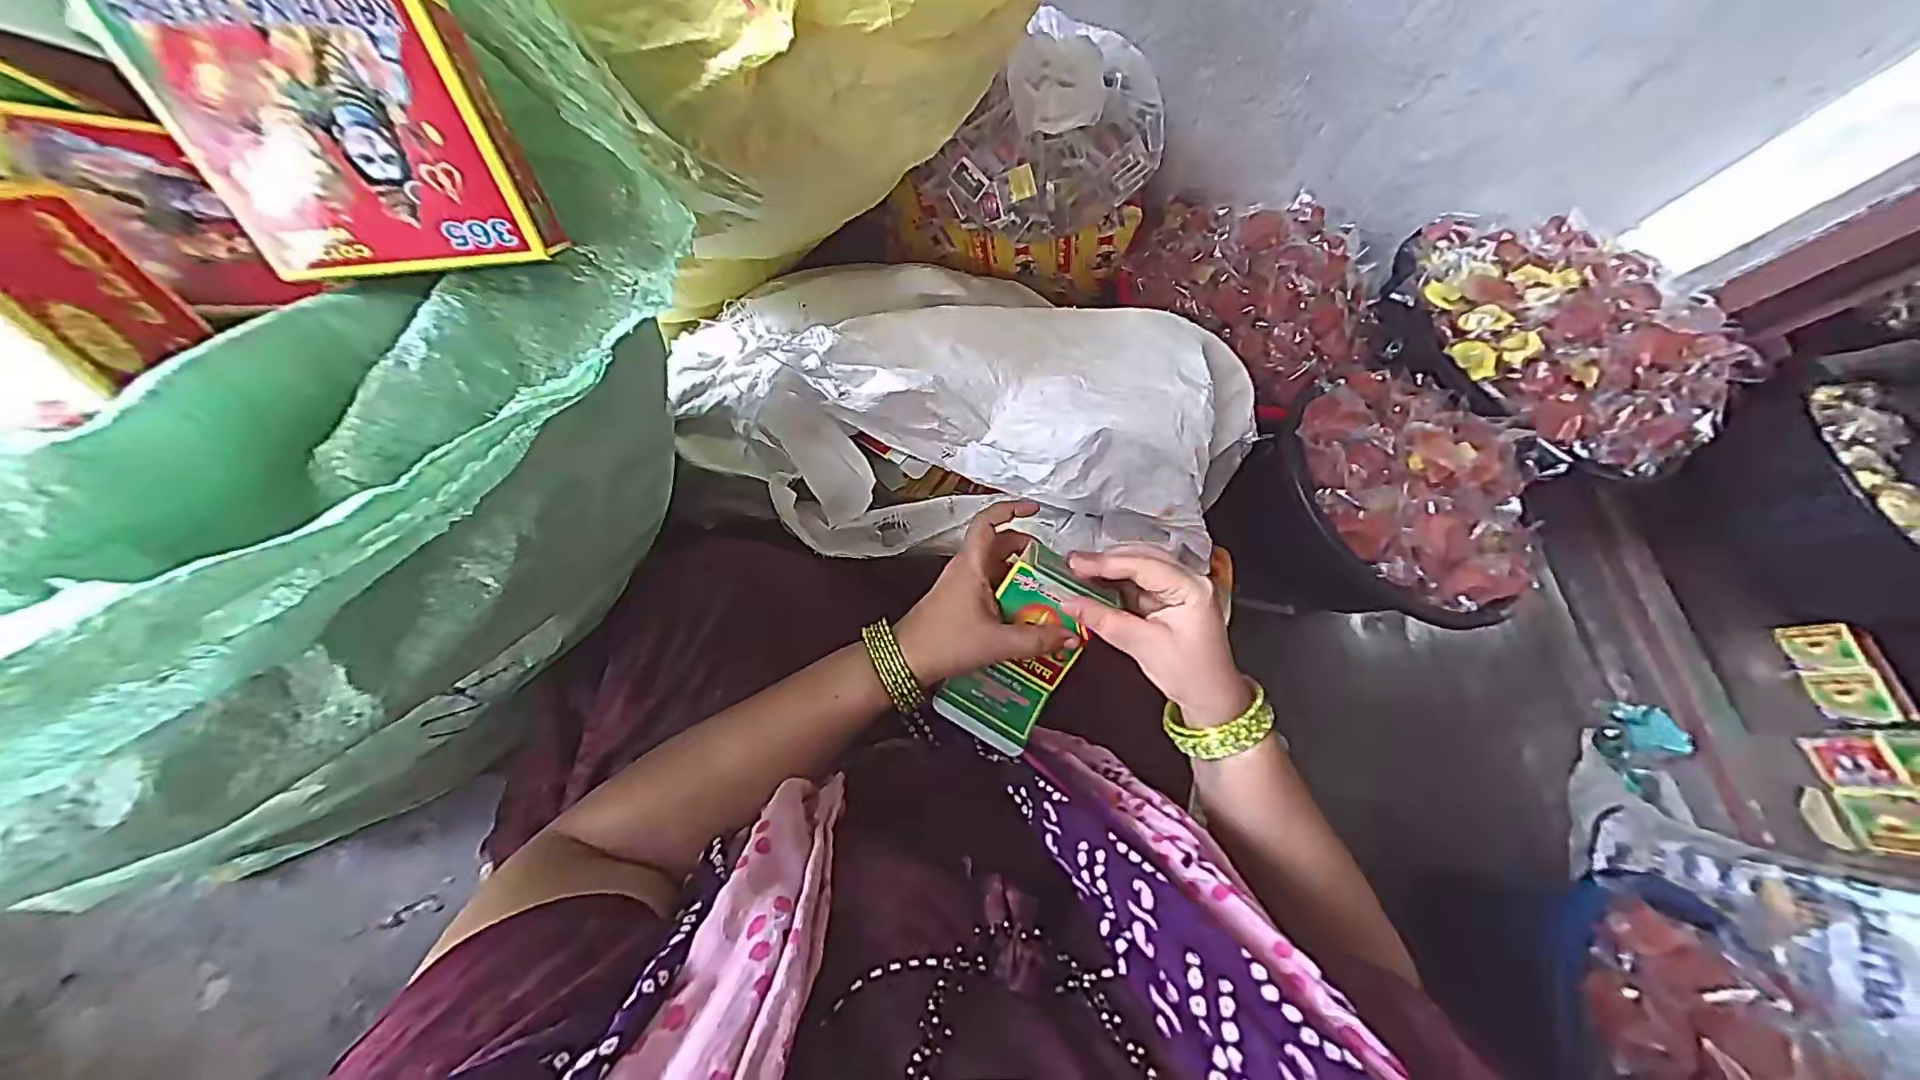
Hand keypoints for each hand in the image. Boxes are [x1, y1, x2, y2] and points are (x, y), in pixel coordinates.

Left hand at [895, 502, 1079, 684]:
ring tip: (1042, 590)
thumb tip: (1069, 636)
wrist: (905, 662)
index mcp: (970, 566)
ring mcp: (961, 584)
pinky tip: (1022, 613)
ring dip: (1018, 573)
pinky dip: (1008, 592)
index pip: (988, 522)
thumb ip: (1037, 640)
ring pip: (994, 566)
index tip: (1034, 510)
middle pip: (998, 544)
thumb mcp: (997, 643)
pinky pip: (989, 586)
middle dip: (1025, 549)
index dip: (1011, 510)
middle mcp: (965, 569)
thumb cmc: (942, 643)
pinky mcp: (960, 601)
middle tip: (1048, 564)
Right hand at [1061, 546, 1251, 728]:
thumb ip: (1104, 620)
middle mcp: (1189, 580)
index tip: (1076, 563)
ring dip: (1109, 570)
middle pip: (1141, 557)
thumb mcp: (1142, 645)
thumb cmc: (1189, 673)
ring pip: (1139, 567)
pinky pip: (1139, 583)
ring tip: (1080, 572)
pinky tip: (1096, 584)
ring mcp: (1180, 588)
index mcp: (1191, 587)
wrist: (1210, 697)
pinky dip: (1116, 583)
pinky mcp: (1169, 598)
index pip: (1143, 564)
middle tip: (1073, 564)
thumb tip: (1070, 603)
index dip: (1105, 562)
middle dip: (1106, 561)